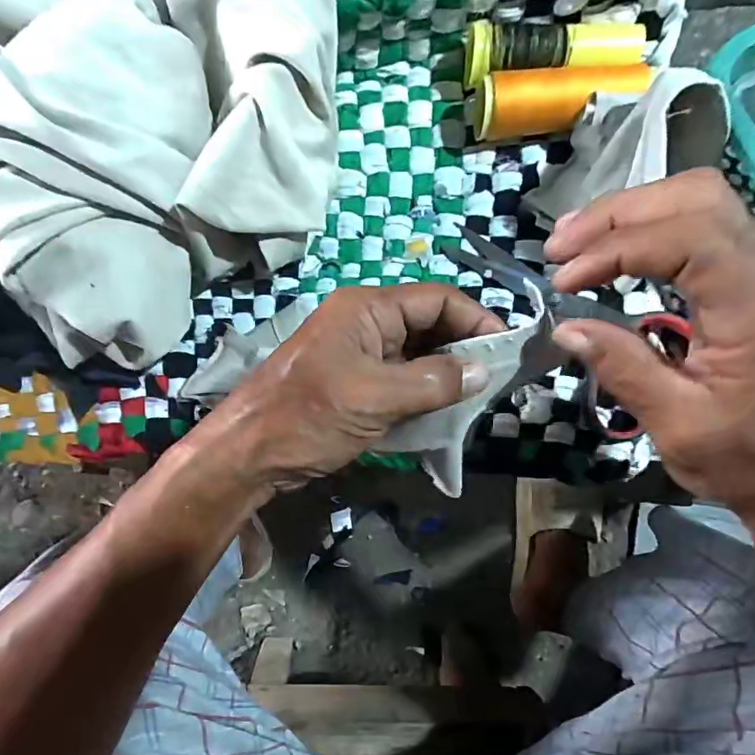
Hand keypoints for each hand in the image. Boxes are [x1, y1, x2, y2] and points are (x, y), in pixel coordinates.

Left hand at [201, 284, 505, 490]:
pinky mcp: (353, 387)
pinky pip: (399, 385)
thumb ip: (434, 382)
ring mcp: (357, 357)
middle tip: (494, 385)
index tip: (507, 352)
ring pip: (416, 359)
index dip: (477, 320)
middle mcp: (364, 325)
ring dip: (444, 380)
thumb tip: (483, 370)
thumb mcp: (376, 397)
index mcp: (367, 310)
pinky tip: (442, 419)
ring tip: (474, 405)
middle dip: (463, 353)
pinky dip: (422, 399)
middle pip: (429, 327)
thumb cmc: (308, 417)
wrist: (248, 455)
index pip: (438, 300)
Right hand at [545, 169, 754, 532]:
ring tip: (580, 243)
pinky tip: (622, 256)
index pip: (688, 237)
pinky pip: (714, 232)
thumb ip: (623, 367)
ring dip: (637, 214)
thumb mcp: (678, 426)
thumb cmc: (750, 465)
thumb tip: (566, 327)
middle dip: (621, 212)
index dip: (616, 245)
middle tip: (561, 245)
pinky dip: (659, 233)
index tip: (564, 279)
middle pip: (699, 198)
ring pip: (708, 203)